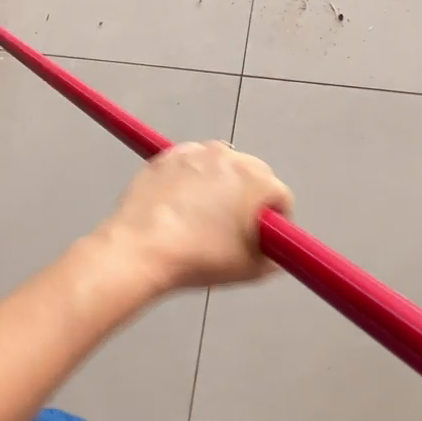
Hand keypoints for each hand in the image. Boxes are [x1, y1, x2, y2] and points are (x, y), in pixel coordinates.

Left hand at [95, 141, 293, 296]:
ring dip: (217, 184)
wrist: (141, 248)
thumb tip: (273, 246)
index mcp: (257, 179)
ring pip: (218, 167)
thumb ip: (277, 252)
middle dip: (246, 198)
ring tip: (200, 216)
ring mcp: (192, 153)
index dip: (273, 221)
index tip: (262, 236)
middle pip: (251, 175)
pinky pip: (188, 164)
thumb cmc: (197, 256)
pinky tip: (179, 204)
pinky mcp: (164, 157)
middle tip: (231, 227)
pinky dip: (188, 178)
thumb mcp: (254, 267)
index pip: (279, 197)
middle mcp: (228, 157)